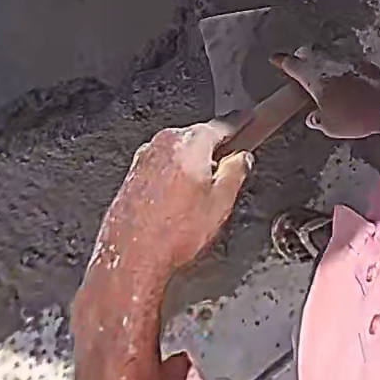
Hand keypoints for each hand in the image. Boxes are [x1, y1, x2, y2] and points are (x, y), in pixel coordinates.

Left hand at [90, 120, 252, 279]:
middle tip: (227, 168)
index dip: (241, 122)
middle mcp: (166, 142)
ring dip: (192, 162)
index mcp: (191, 142)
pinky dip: (174, 174)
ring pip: (180, 150)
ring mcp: (146, 156)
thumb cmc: (172, 234)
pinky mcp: (133, 173)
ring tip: (198, 196)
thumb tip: (242, 159)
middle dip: (214, 148)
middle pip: (200, 135)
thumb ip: (236, 171)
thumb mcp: (221, 202)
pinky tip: (177, 201)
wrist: (129, 260)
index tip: (249, 119)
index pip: (224, 124)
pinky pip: (163, 164)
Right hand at [273, 48, 379, 138]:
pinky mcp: (363, 64)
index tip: (275, 57)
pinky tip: (342, 76)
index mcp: (315, 79)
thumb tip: (313, 117)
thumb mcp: (330, 125)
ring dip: (321, 61)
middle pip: (310, 54)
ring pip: (327, 56)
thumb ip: (318, 119)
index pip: (293, 65)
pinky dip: (339, 67)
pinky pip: (345, 62)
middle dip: (301, 57)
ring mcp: (347, 62)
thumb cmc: (355, 116)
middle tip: (297, 61)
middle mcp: (329, 65)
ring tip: (319, 70)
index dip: (282, 61)